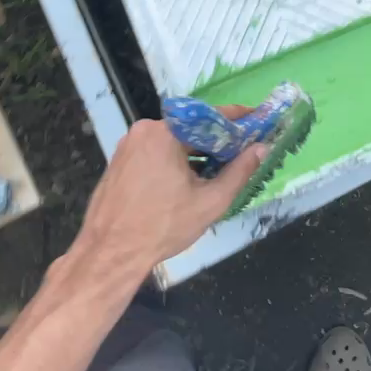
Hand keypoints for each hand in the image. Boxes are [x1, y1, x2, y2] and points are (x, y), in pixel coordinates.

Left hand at [68, 109, 265, 276]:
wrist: (109, 255)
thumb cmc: (162, 227)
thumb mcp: (210, 202)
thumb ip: (240, 171)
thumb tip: (261, 148)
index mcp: (165, 133)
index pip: (210, 116)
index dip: (237, 118)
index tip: (257, 119)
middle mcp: (144, 131)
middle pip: (190, 129)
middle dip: (217, 140)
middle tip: (241, 152)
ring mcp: (128, 146)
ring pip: (173, 141)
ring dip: (196, 152)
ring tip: (218, 170)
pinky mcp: (119, 161)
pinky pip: (156, 152)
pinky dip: (175, 160)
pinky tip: (188, 181)